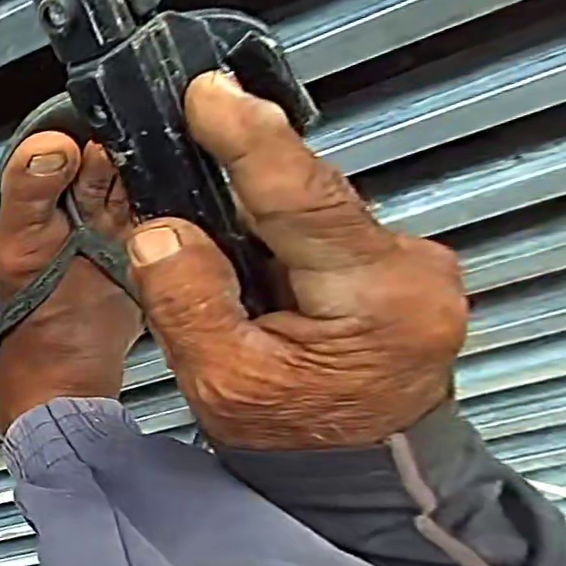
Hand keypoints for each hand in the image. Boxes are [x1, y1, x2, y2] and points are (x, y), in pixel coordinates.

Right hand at [126, 72, 466, 448]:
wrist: (353, 469)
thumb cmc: (291, 434)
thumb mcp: (219, 380)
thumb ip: (187, 301)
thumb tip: (158, 232)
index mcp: (375, 299)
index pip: (305, 201)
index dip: (251, 142)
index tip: (209, 95)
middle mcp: (407, 269)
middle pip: (303, 195)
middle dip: (237, 163)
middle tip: (181, 125)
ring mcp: (401, 264)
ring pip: (304, 206)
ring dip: (243, 196)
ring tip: (189, 188)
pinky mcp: (382, 266)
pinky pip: (309, 225)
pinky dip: (259, 219)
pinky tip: (222, 228)